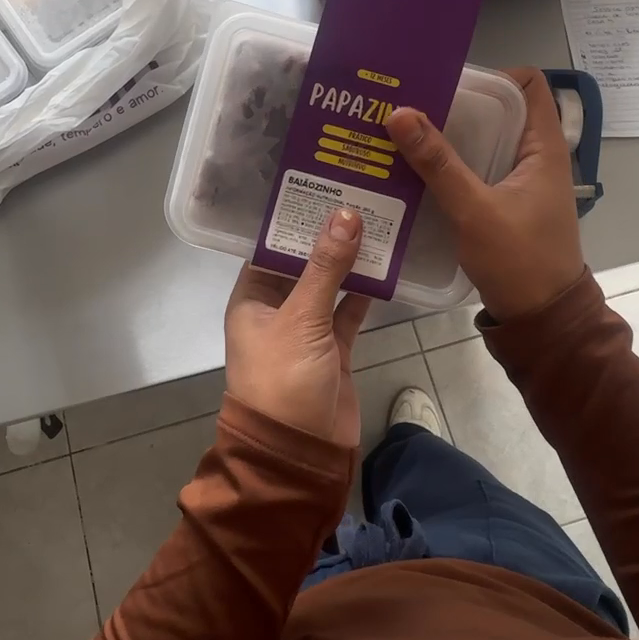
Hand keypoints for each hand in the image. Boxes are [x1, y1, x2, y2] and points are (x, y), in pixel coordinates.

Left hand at [223, 209, 372, 445]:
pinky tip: (387, 264)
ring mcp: (307, 329)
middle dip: (326, 236)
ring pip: (329, 284)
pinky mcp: (334, 347)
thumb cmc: (284, 380)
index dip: (292, 220)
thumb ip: (326, 267)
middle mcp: (276, 309)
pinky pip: (349, 310)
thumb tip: (345, 214)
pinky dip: (366, 291)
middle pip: (302, 263)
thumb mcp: (302, 319)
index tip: (320, 187)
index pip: (269, 249)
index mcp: (251, 299)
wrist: (300, 453)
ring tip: (378, 218)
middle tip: (358, 194)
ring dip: (350, 260)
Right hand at [384, 67, 585, 320]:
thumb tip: (399, 113)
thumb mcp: (474, 209)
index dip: (491, 74)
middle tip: (408, 103)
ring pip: (482, 142)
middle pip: (496, 111)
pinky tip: (413, 170)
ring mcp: (519, 181)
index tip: (446, 83)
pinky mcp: (503, 203)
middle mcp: (535, 156)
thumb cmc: (519, 259)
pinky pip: (474, 170)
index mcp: (544, 147)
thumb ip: (437, 162)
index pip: (527, 84)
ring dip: (447, 136)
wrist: (542, 320)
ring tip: (401, 131)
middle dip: (454, 104)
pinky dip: (448, 165)